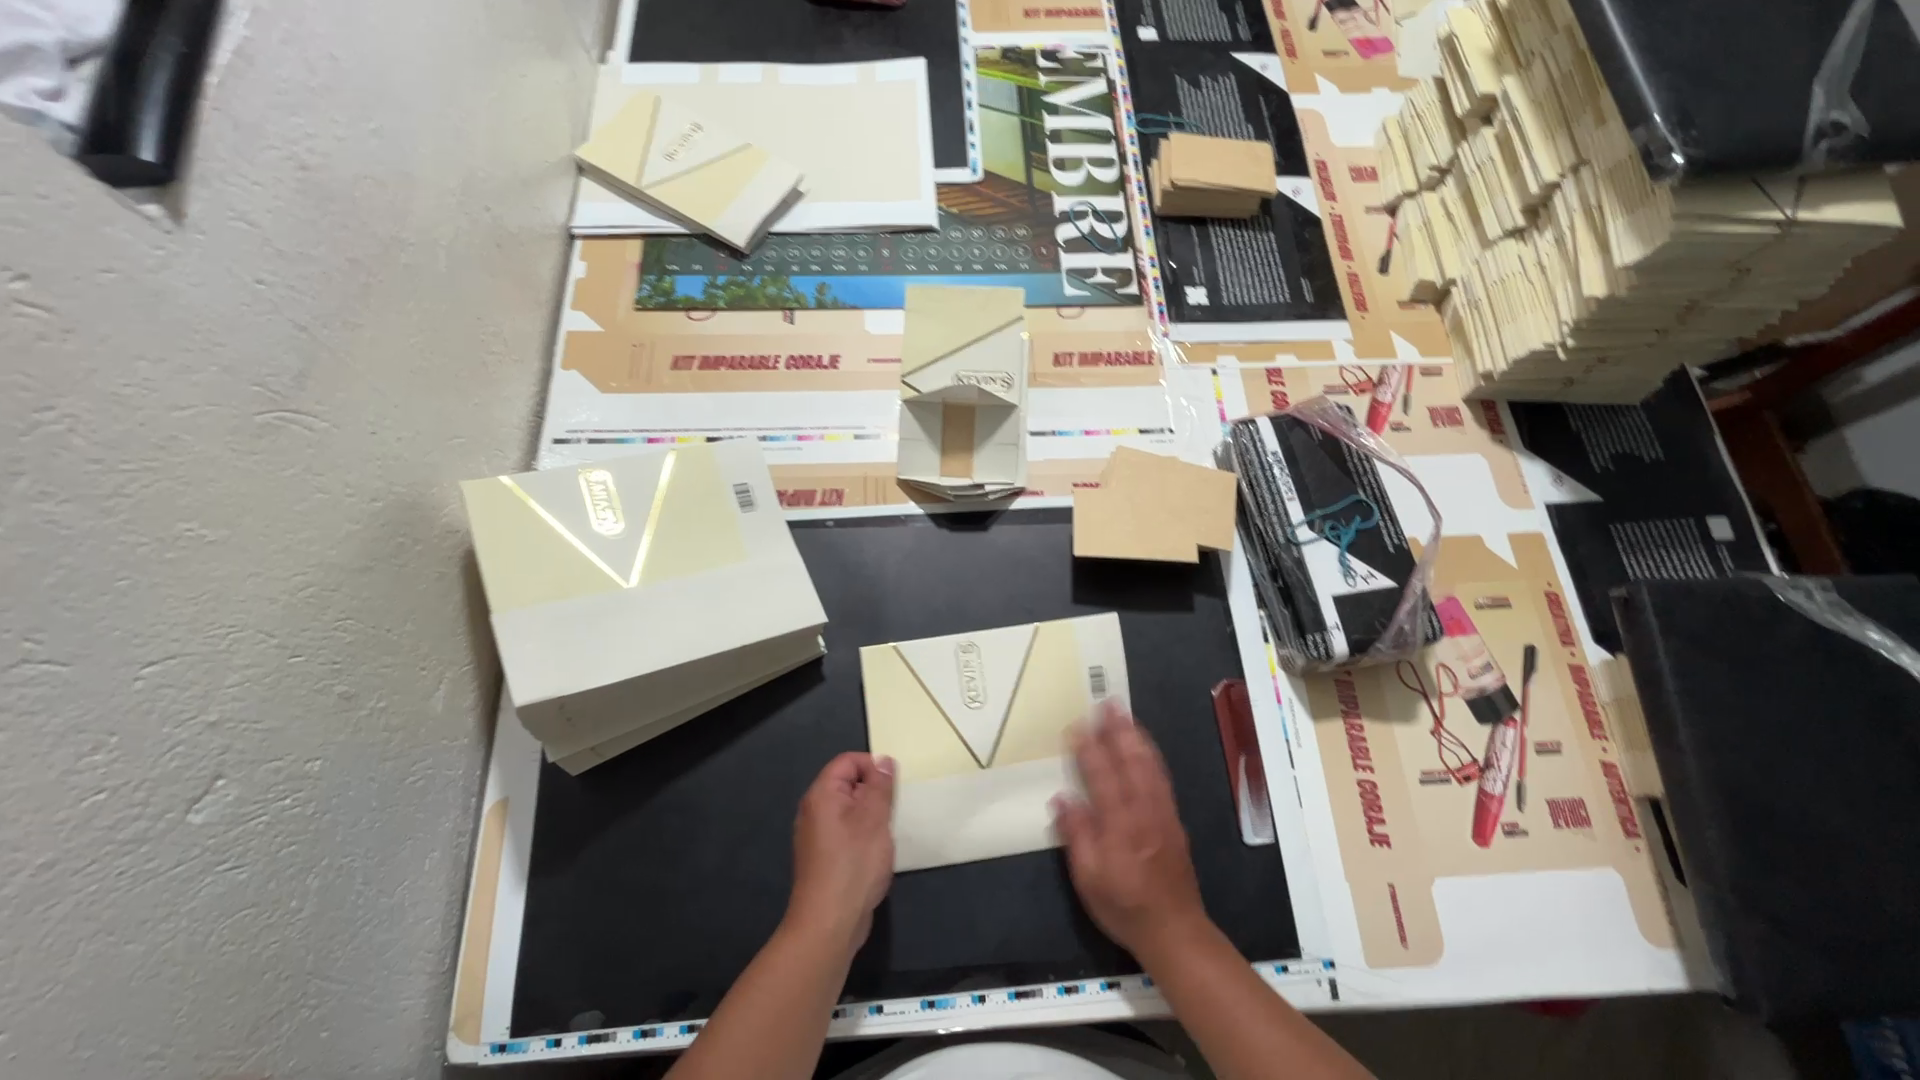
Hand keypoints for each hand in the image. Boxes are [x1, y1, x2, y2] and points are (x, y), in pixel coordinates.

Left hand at [787, 752, 895, 954]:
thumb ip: (880, 786)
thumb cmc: (854, 865)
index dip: (872, 766)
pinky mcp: (824, 858)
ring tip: (888, 834)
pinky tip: (876, 855)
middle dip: (874, 793)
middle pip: (847, 785)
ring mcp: (816, 837)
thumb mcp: (874, 818)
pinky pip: (846, 833)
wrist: (829, 922)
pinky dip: (863, 837)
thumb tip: (883, 761)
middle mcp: (813, 811)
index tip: (894, 787)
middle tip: (894, 811)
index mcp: (821, 795)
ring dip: (871, 817)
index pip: (847, 761)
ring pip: (849, 811)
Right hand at [1052, 702, 1208, 957]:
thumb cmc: (1124, 907)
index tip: (1076, 726)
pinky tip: (1145, 747)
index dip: (1089, 750)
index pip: (1101, 777)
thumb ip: (1078, 836)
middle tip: (1106, 703)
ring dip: (1136, 737)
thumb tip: (1063, 799)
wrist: (1174, 930)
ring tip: (1125, 714)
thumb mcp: (1088, 880)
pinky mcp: (1174, 820)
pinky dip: (1152, 756)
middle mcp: (1144, 812)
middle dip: (1117, 731)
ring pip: (1150, 766)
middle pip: (1130, 762)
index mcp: (1119, 826)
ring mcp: (1163, 814)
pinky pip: (1162, 778)